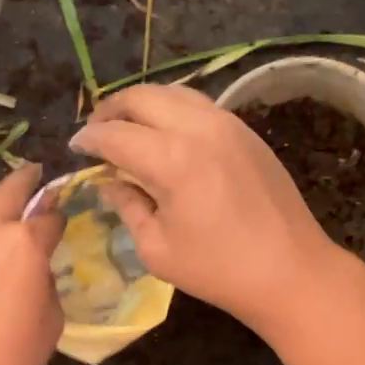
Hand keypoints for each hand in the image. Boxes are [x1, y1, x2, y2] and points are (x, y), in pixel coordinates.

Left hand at [0, 163, 65, 364]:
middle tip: (33, 175)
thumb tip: (35, 267)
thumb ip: (45, 279)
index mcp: (26, 242)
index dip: (58, 217)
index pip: (50, 217)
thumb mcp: (51, 316)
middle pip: (9, 189)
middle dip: (26, 180)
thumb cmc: (15, 354)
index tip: (60, 218)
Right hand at [70, 84, 364, 332]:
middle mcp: (199, 129)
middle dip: (111, 109)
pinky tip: (165, 135)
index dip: (89, 139)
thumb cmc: (218, 269)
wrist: (291, 271)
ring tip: (127, 126)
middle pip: (142, 97)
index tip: (74, 148)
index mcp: (172, 160)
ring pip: (173, 92)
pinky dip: (172, 109)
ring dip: (143, 104)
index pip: (115, 134)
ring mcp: (228, 124)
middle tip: (96, 132)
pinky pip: (199, 105)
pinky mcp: (246, 132)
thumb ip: (127, 206)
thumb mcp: (156, 248)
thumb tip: (110, 182)